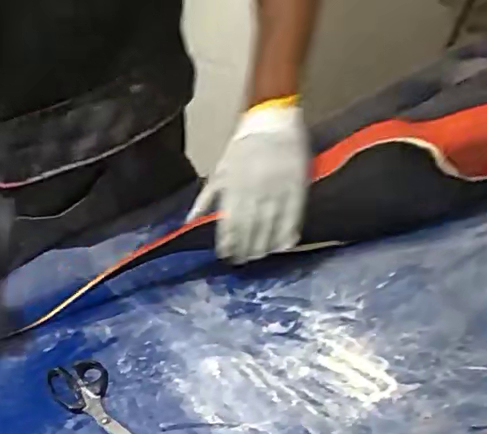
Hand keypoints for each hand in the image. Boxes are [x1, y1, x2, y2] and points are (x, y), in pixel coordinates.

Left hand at [189, 100, 310, 263]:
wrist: (271, 119)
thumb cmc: (240, 149)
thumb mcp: (218, 174)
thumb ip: (205, 200)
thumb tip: (189, 222)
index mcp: (234, 190)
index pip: (230, 225)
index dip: (228, 244)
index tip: (227, 256)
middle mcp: (255, 191)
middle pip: (250, 228)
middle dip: (246, 248)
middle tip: (243, 261)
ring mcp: (277, 187)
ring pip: (271, 224)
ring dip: (265, 244)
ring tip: (260, 256)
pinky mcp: (297, 183)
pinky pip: (294, 212)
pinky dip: (289, 230)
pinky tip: (284, 244)